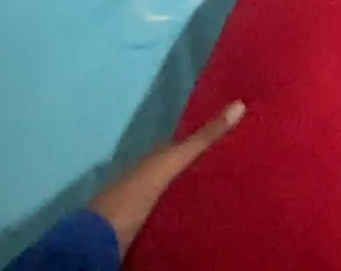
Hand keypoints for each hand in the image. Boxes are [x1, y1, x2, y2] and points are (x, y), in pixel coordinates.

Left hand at [89, 101, 244, 253]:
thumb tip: (240, 104)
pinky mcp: (146, 224)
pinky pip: (174, 213)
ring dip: (197, 190)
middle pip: (183, 167)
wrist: (100, 238)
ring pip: (179, 191)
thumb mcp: (173, 161)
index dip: (209, 137)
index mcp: (157, 156)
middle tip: (238, 163)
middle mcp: (151, 174)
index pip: (187, 143)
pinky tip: (204, 214)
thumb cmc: (137, 191)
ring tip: (229, 190)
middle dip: (205, 165)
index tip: (236, 133)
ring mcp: (147, 201)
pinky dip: (188, 211)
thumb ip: (203, 137)